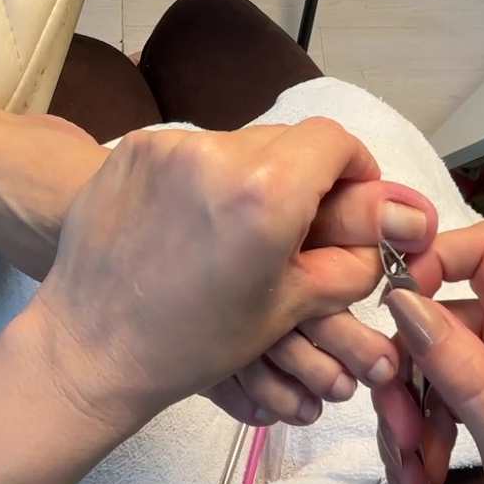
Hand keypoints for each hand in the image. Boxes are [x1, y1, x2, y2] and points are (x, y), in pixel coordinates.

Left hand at [24, 119, 393, 430]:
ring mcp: (168, 144)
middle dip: (302, 176)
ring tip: (234, 227)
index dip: (353, 167)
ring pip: (238, 143)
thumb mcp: (287, 307)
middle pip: (286, 140)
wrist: (90, 343)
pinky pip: (192, 149)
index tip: (349, 201)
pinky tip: (191, 219)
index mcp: (265, 191)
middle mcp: (216, 151)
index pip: (334, 140)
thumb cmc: (194, 341)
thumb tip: (393, 221)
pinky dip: (206, 175)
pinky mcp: (134, 147)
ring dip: (252, 175)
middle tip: (292, 225)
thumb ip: (350, 259)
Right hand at [374, 222, 483, 483]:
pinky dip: (428, 424)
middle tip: (397, 430)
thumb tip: (403, 301)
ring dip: (412, 406)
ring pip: (437, 353)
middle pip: (446, 310)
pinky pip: (450, 384)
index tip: (388, 308)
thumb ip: (466, 376)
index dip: (432, 257)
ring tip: (413, 469)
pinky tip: (425, 472)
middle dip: (408, 366)